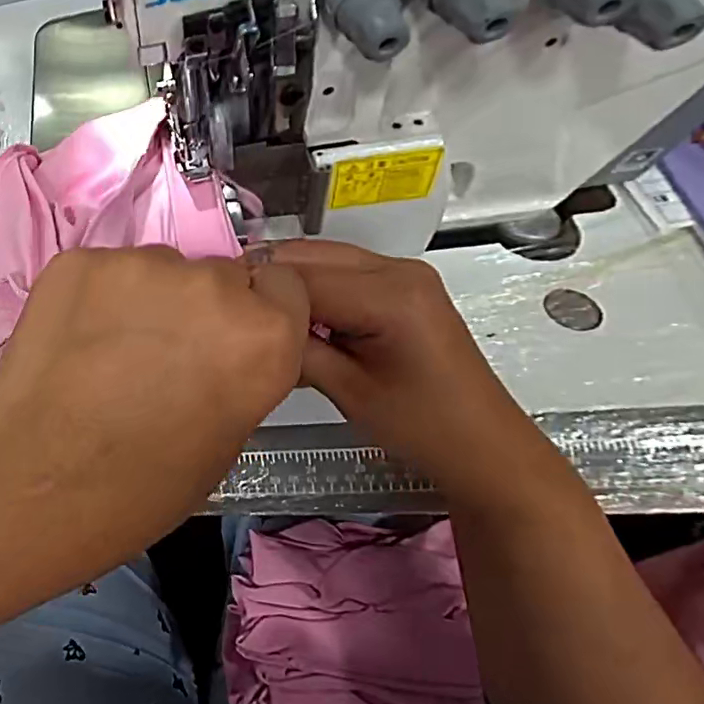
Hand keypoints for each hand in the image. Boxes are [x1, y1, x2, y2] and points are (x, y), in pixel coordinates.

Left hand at [0, 246, 308, 629]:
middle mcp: (209, 283)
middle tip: (161, 352)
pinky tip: (77, 340)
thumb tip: (224, 344)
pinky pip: (107, 271)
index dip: (256, 312)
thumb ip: (240, 370)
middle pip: (218, 275)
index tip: (227, 338)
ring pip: (159, 269)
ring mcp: (139, 264)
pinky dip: (98, 297)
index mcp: (262, 333)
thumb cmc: (141, 486)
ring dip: (147, 299)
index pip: (282, 287)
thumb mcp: (226, 437)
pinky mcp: (80, 260)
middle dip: (199, 306)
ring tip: (110, 351)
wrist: (35, 481)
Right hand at [255, 238, 558, 504]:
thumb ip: (297, 349)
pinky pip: (341, 269)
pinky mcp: (401, 283)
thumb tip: (252, 324)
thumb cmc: (423, 428)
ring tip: (252, 307)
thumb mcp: (349, 391)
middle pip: (311, 256)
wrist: (486, 448)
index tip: (216, 306)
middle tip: (227, 304)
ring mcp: (403, 272)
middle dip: (267, 276)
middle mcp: (398, 269)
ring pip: (322, 257)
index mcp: (390, 295)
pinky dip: (310, 284)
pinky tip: (289, 309)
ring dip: (286, 278)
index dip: (258, 290)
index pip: (302, 279)